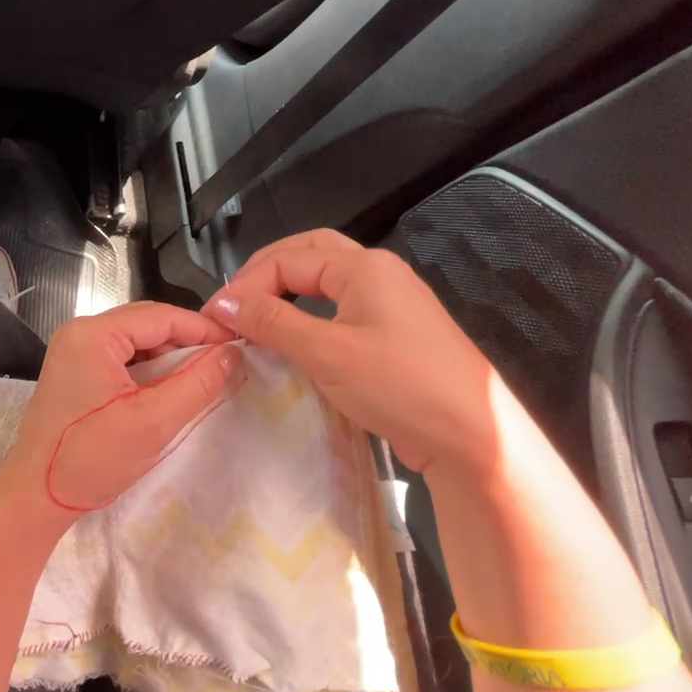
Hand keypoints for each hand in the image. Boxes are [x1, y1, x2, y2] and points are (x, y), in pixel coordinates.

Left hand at [0, 303, 242, 514]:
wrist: (36, 494)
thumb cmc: (91, 457)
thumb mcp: (153, 421)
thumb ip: (197, 383)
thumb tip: (233, 354)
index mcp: (92, 335)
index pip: (160, 316)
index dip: (203, 329)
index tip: (242, 347)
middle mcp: (79, 333)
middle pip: (146, 324)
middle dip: (187, 342)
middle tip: (227, 364)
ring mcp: (73, 352)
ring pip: (135, 342)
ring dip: (169, 358)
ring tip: (205, 380)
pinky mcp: (74, 373)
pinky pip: (120, 359)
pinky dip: (149, 371)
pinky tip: (171, 391)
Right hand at [202, 229, 504, 477]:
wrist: (476, 439)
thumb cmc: (401, 386)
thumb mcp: (325, 352)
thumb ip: (270, 321)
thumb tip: (223, 303)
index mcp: (364, 266)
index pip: (286, 260)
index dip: (245, 285)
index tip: (215, 318)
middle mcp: (379, 272)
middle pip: (308, 252)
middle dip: (265, 271)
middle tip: (234, 300)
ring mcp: (391, 301)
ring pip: (325, 277)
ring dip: (286, 287)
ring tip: (256, 311)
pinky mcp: (395, 331)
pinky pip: (340, 303)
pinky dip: (308, 308)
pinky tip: (294, 332)